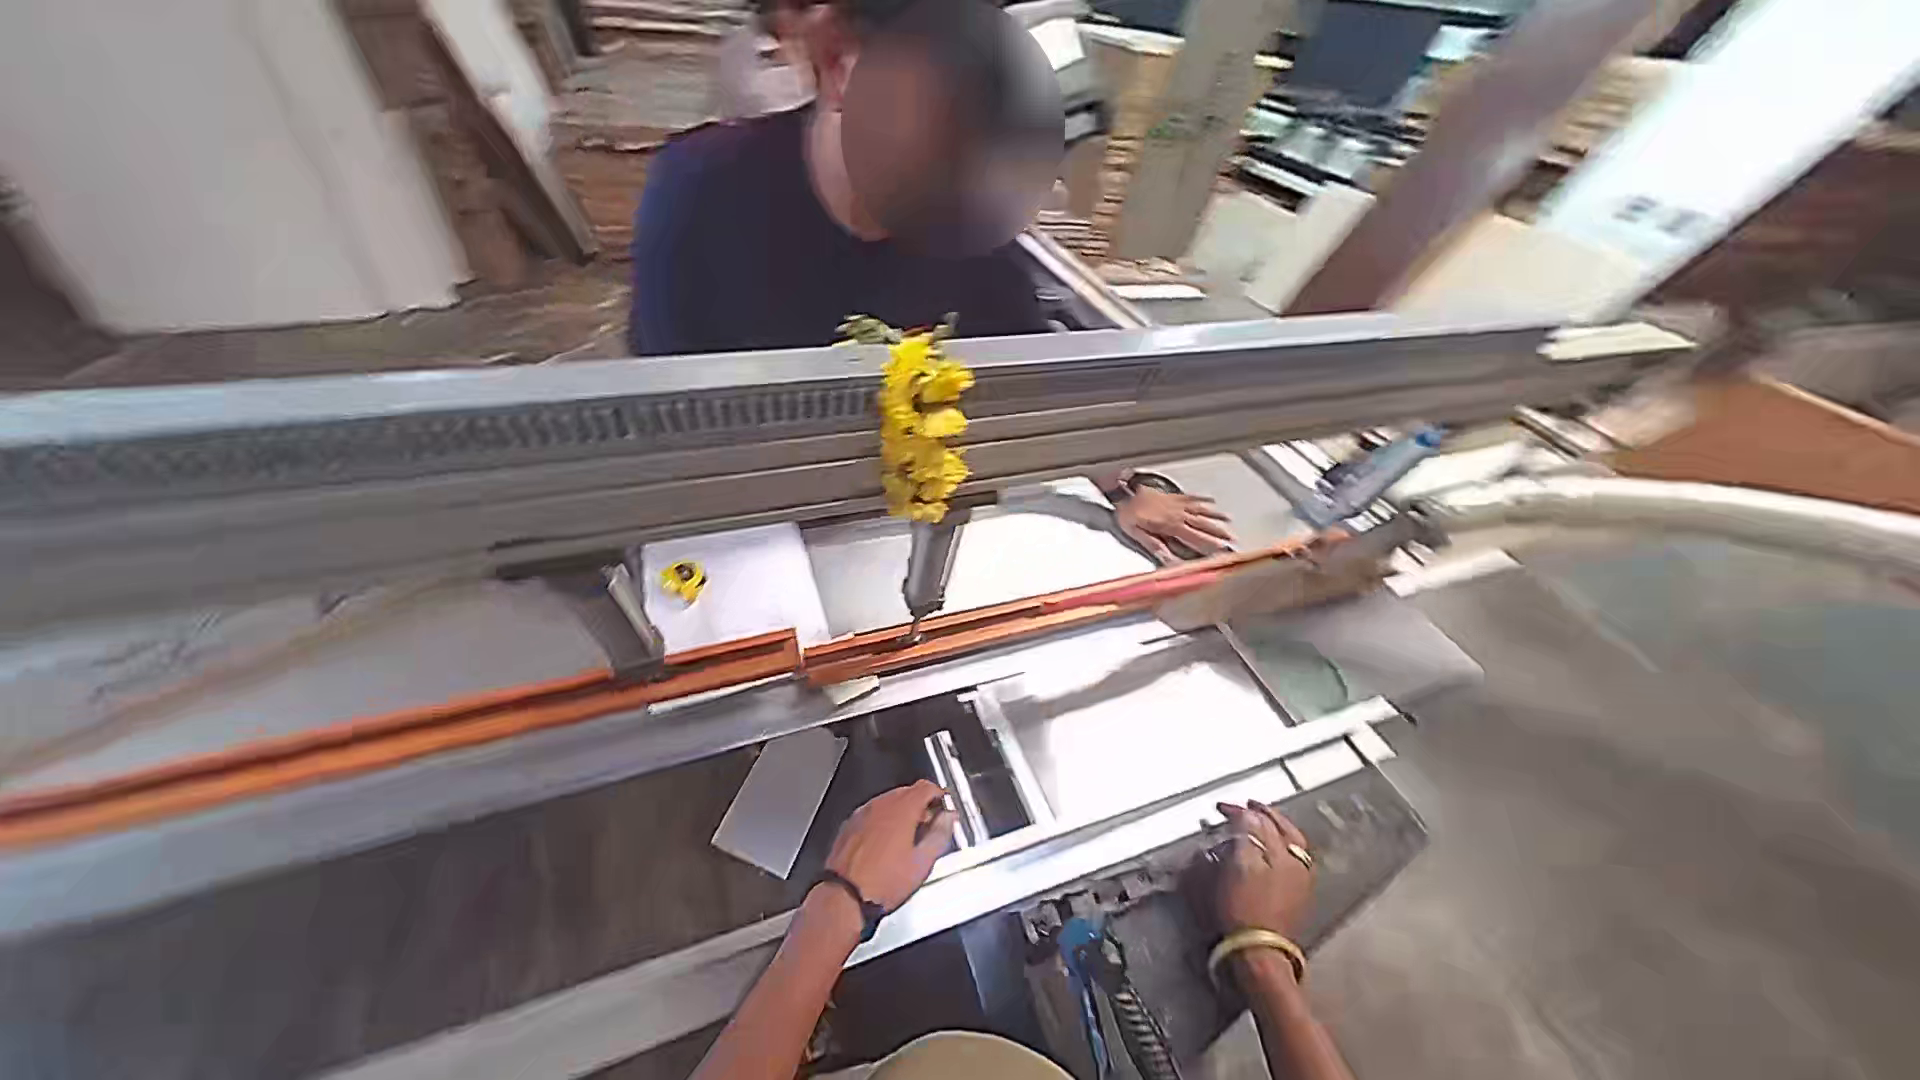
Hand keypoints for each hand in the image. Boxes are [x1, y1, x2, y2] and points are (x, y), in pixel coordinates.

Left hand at [826, 780, 955, 911]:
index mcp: (902, 808)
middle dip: (922, 806)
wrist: (844, 897)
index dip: (939, 796)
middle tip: (930, 826)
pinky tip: (886, 844)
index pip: (926, 787)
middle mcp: (881, 804)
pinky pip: (873, 814)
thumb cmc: (881, 882)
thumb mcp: (922, 862)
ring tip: (908, 839)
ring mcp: (863, 812)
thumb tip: (948, 820)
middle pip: (908, 792)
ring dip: (902, 813)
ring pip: (889, 803)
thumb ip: (939, 834)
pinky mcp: (850, 824)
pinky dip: (883, 822)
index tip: (944, 808)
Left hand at [1115, 488, 1233, 562]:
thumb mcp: (1136, 534)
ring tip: (1228, 521)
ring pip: (1201, 510)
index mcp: (1169, 526)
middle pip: (1202, 524)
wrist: (1121, 491)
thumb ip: (1154, 545)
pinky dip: (1203, 499)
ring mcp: (1176, 503)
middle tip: (1232, 538)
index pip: (1194, 537)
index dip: (1209, 544)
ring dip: (1216, 516)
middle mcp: (1176, 514)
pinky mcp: (1172, 495)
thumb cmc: (1126, 514)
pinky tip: (1212, 501)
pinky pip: (1191, 497)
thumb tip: (1168, 558)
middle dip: (1219, 532)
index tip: (1222, 549)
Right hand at [1212, 801, 1313, 938]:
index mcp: (1285, 854)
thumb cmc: (1245, 907)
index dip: (1240, 810)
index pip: (1262, 820)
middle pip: (1283, 828)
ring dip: (1272, 828)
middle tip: (1244, 807)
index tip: (1221, 808)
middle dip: (1262, 815)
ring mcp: (1300, 879)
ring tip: (1255, 823)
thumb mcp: (1240, 865)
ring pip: (1290, 842)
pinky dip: (1276, 846)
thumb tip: (1249, 814)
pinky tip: (1265, 849)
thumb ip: (1247, 835)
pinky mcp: (1296, 894)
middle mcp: (1298, 863)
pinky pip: (1290, 858)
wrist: (1259, 950)